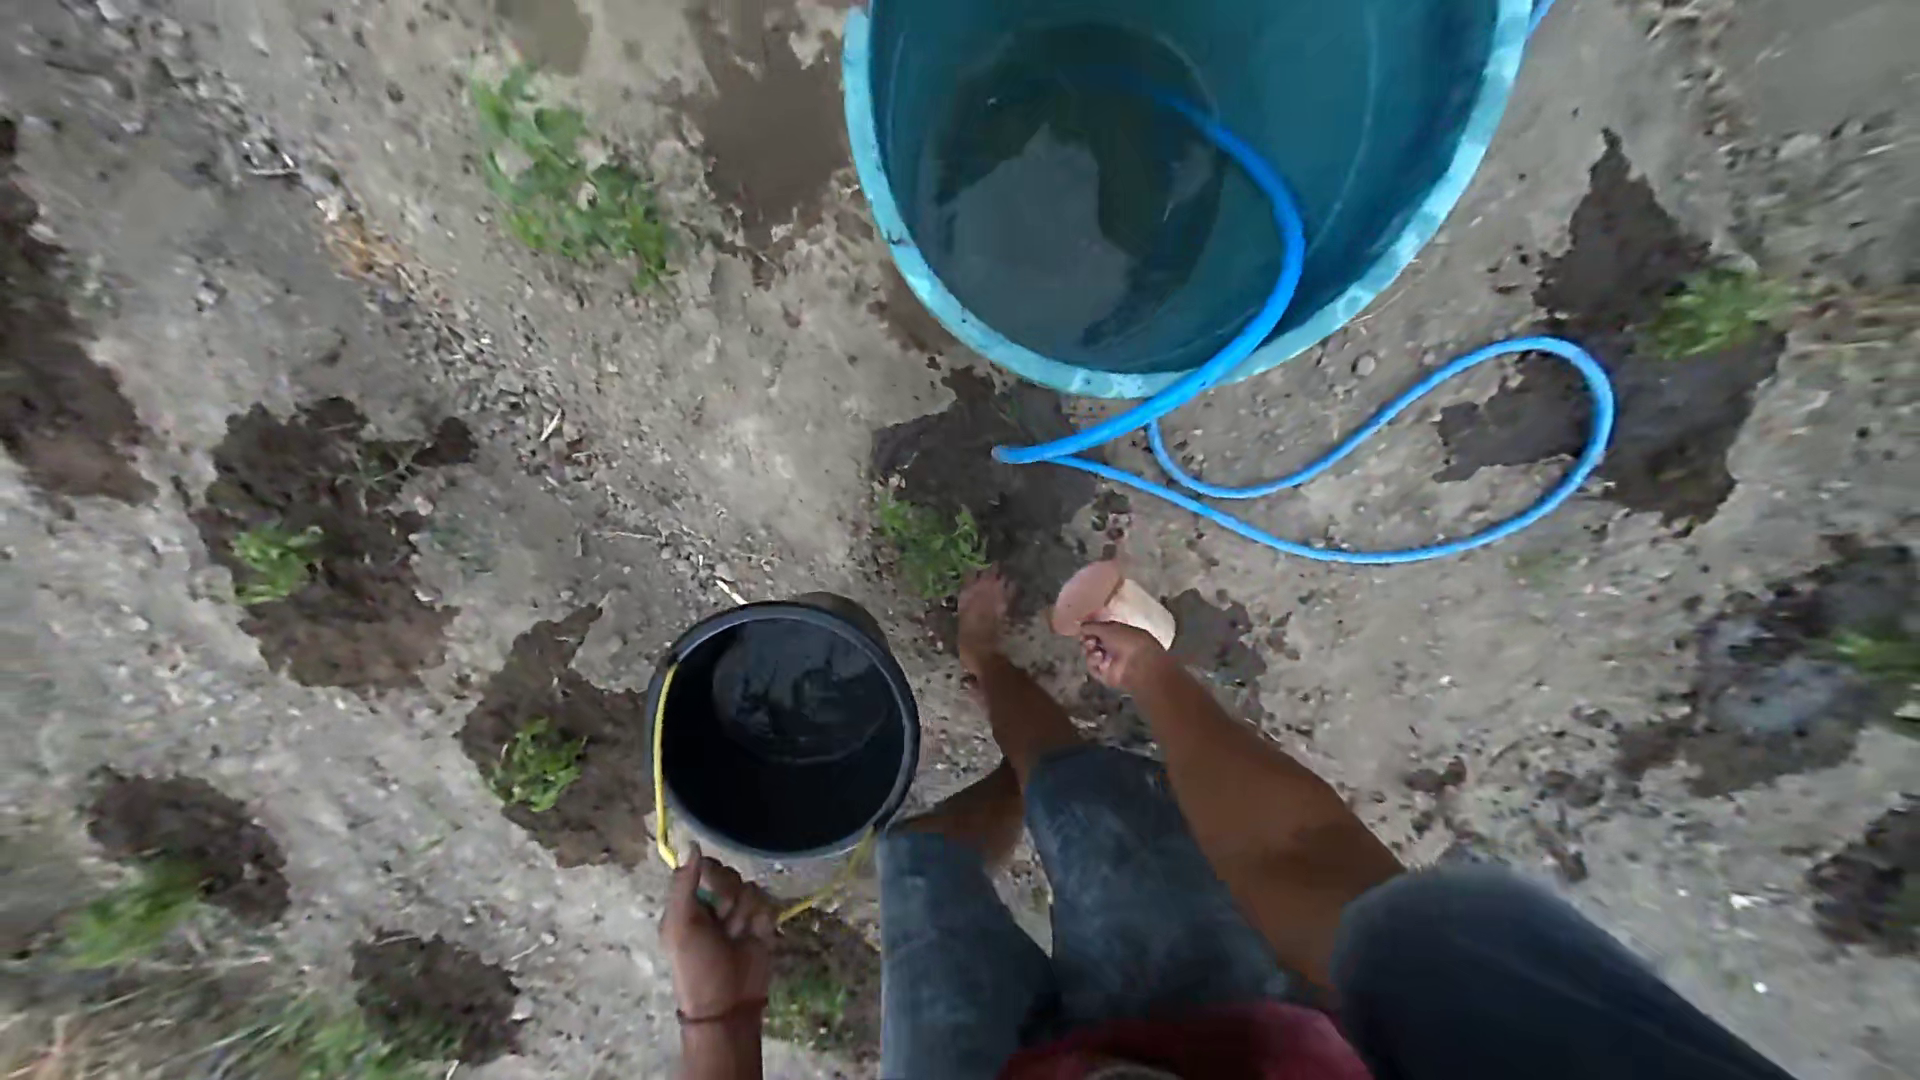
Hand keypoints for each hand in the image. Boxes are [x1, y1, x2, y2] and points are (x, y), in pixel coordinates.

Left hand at [661, 843, 776, 1020]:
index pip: (707, 866)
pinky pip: (768, 901)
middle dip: (729, 897)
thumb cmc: (696, 966)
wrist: (729, 1002)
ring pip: (751, 887)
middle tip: (723, 922)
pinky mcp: (764, 920)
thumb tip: (693, 844)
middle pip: (731, 874)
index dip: (712, 874)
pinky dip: (761, 919)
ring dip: (744, 913)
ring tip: (737, 935)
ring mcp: (742, 911)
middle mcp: (717, 903)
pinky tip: (754, 935)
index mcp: (693, 902)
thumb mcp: (679, 927)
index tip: (711, 892)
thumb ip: (683, 884)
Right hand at [1081, 621, 1172, 692]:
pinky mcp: (1105, 676)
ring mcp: (1110, 662)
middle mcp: (1114, 647)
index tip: (1083, 628)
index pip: (1100, 631)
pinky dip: (1093, 661)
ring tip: (1094, 648)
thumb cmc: (1127, 641)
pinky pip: (1092, 667)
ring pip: (1090, 655)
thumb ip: (1091, 626)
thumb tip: (1079, 625)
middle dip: (1088, 640)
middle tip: (1090, 640)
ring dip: (1090, 650)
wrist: (1139, 664)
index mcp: (1119, 633)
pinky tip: (1099, 658)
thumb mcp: (1108, 627)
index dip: (1090, 629)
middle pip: (1093, 643)